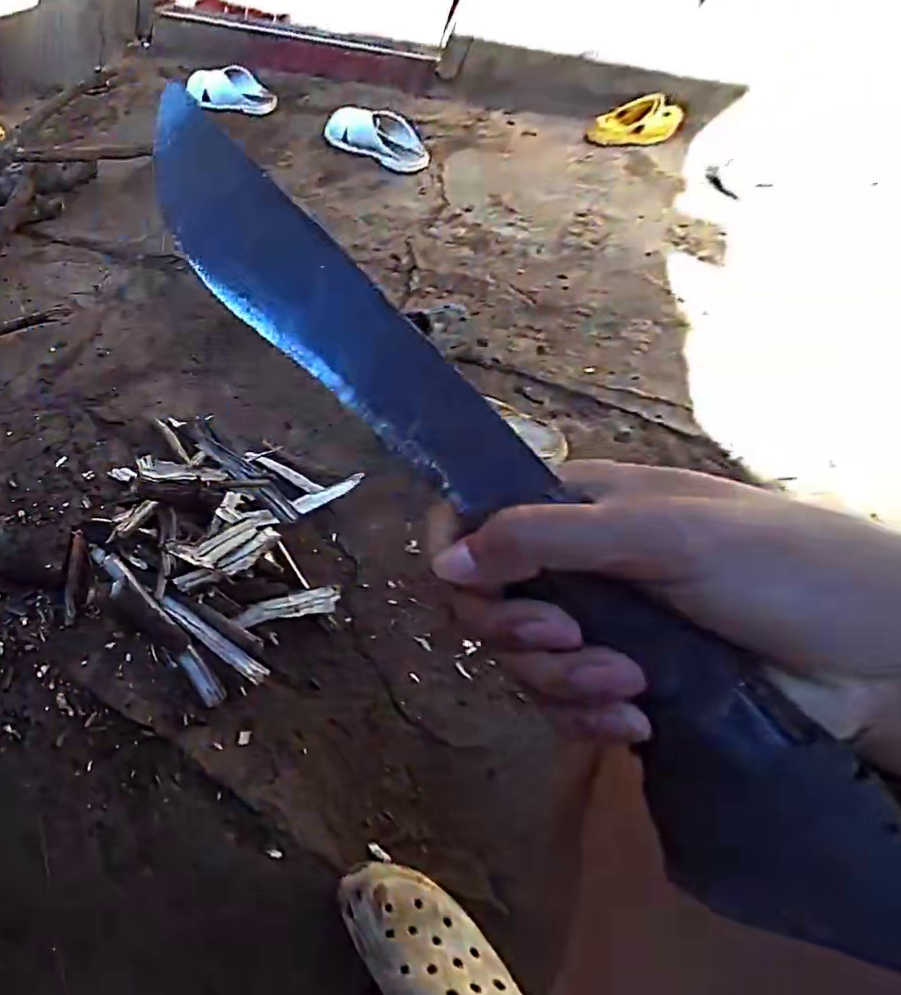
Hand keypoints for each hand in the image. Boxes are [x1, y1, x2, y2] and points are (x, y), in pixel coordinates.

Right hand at [426, 460, 900, 770]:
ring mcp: (585, 626)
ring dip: (554, 676)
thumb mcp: (662, 535)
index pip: (466, 519)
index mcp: (564, 511)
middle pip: (477, 597)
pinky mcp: (611, 681)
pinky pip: (552, 702)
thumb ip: (542, 538)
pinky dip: (579, 715)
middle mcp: (561, 566)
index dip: (449, 549)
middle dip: (510, 626)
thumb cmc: (792, 569)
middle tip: (564, 636)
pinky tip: (630, 722)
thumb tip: (441, 565)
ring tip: (625, 684)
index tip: (465, 581)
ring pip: (510, 654)